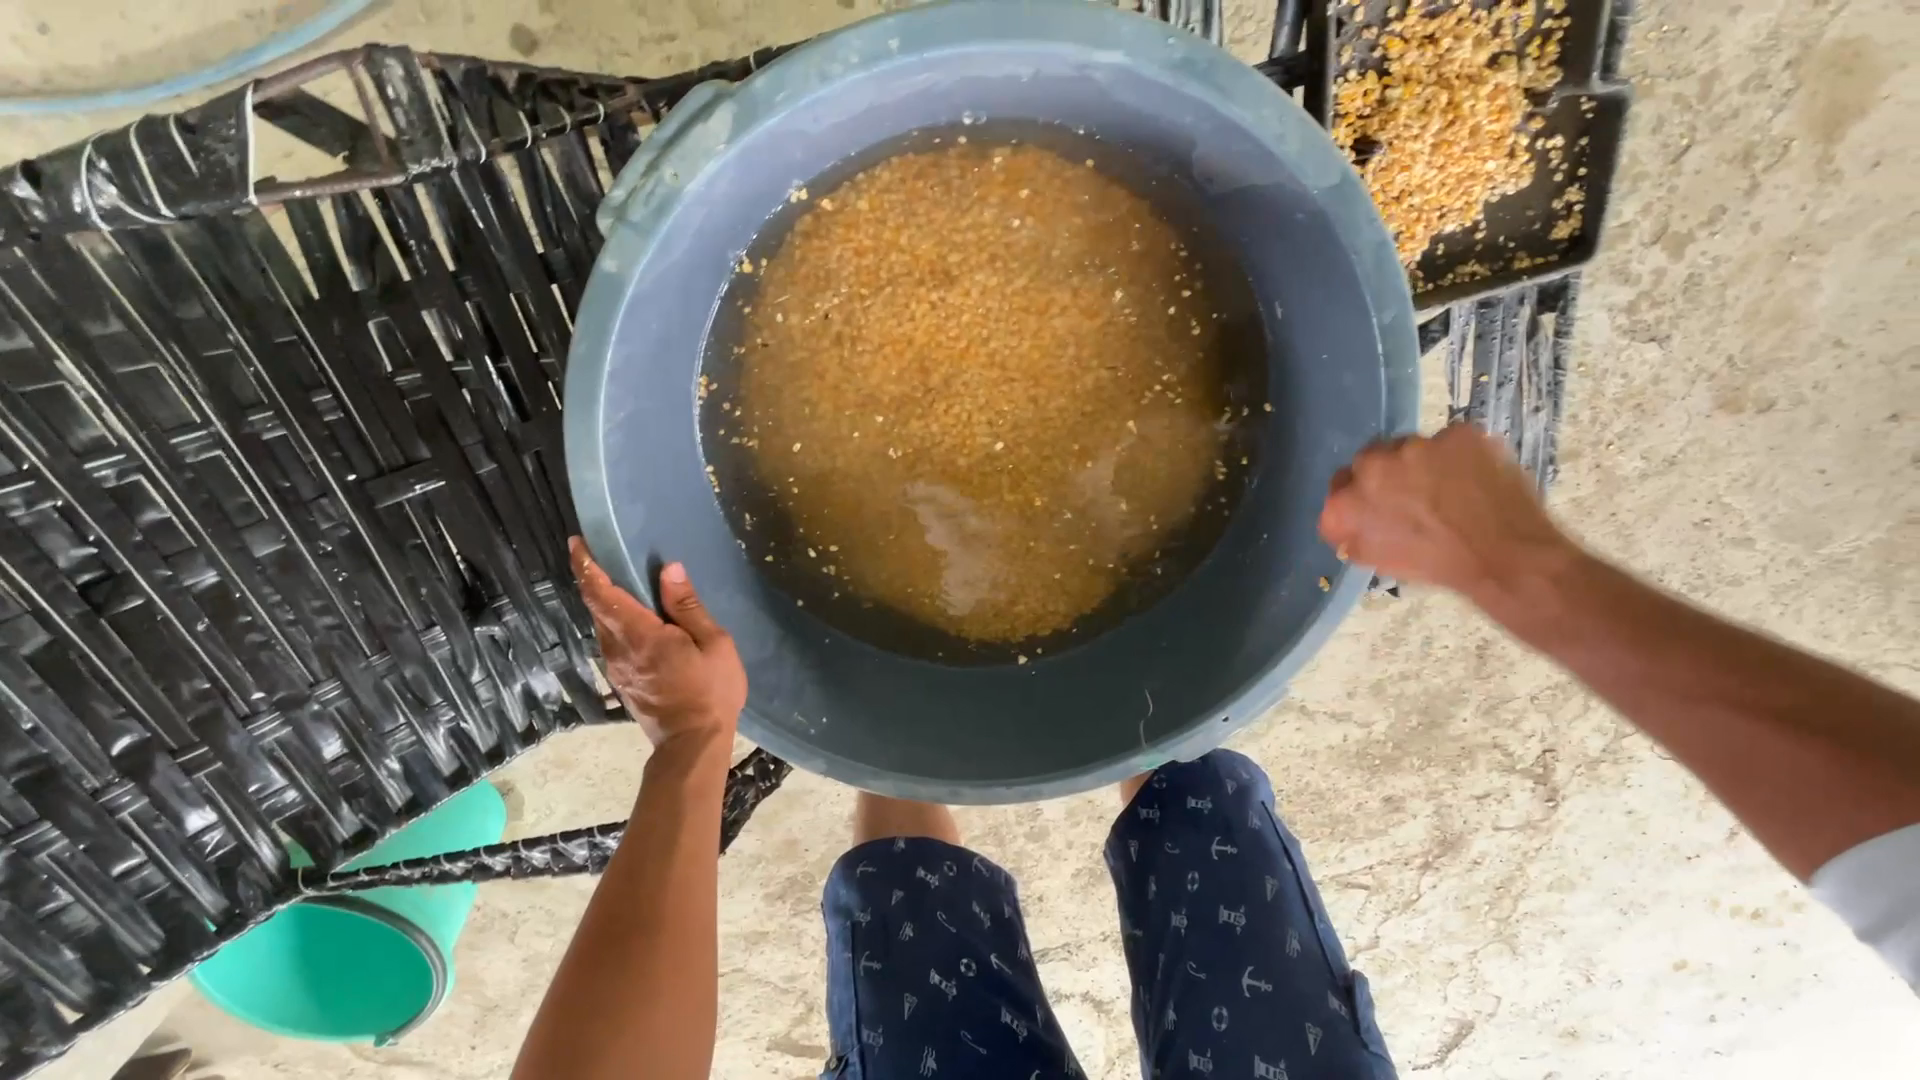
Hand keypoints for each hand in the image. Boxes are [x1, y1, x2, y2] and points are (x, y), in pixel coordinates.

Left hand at [570, 537, 746, 746]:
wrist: (692, 744)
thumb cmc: (710, 691)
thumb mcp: (713, 644)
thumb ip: (688, 607)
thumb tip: (669, 570)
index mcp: (639, 634)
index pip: (602, 593)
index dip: (586, 566)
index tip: (576, 542)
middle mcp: (617, 648)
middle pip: (597, 606)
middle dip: (595, 578)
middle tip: (603, 552)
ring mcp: (615, 667)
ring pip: (603, 625)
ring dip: (607, 601)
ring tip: (624, 582)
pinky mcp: (621, 680)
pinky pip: (613, 641)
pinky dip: (617, 621)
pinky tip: (636, 619)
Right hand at [1318, 424, 1577, 599]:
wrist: (1508, 556)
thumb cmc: (1439, 565)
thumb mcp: (1379, 560)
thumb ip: (1352, 536)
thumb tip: (1347, 526)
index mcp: (1347, 501)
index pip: (1340, 485)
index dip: (1360, 494)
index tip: (1377, 505)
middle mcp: (1372, 466)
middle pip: (1370, 459)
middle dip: (1387, 473)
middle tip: (1413, 495)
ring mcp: (1417, 445)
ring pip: (1411, 448)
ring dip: (1421, 464)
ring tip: (1448, 489)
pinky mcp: (1458, 434)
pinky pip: (1451, 442)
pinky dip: (1458, 457)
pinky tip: (1473, 479)